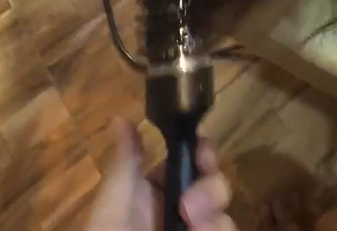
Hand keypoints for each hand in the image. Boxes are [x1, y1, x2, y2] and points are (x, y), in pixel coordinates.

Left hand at [82, 119, 235, 230]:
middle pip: (215, 183)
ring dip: (216, 221)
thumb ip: (125, 165)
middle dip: (212, 188)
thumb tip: (121, 116)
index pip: (189, 159)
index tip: (202, 153)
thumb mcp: (111, 211)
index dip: (202, 151)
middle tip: (191, 208)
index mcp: (151, 197)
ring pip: (226, 218)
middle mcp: (178, 216)